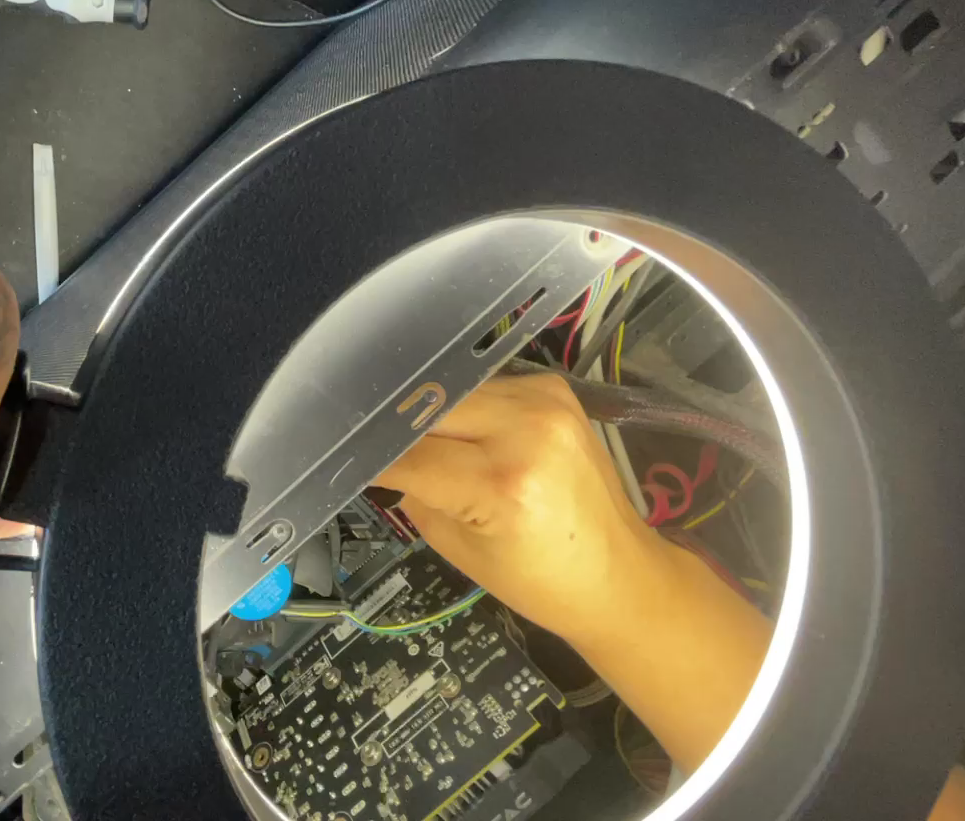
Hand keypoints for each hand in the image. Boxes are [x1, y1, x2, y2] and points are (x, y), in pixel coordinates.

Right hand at [373, 373, 670, 645]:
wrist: (623, 575)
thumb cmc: (538, 580)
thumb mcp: (455, 545)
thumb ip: (412, 491)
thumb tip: (374, 455)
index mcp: (502, 484)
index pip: (407, 454)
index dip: (370, 457)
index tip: (341, 456)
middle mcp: (525, 430)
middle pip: (424, 409)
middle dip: (392, 426)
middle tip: (364, 439)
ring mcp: (543, 402)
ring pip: (448, 390)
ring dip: (423, 411)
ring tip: (403, 430)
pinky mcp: (552, 388)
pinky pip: (481, 385)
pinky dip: (457, 403)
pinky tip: (453, 424)